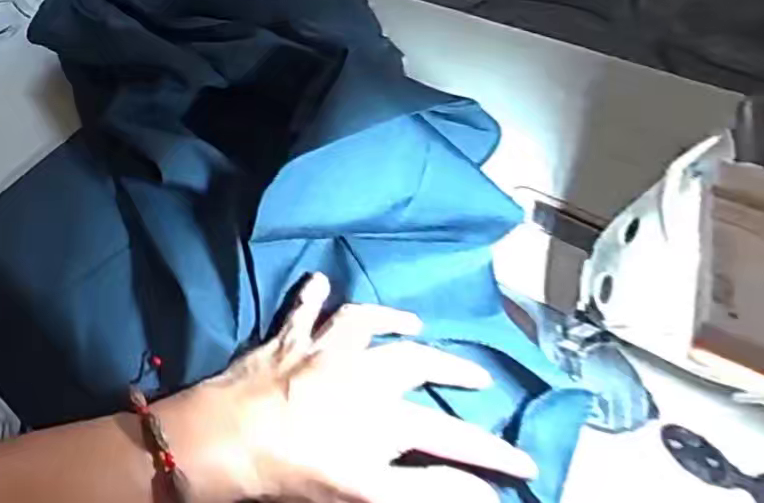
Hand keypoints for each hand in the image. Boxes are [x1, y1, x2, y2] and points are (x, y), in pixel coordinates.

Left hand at [156, 273, 538, 502]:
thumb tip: (486, 491)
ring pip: (361, 321)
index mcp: (384, 414)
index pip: (453, 436)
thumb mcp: (375, 494)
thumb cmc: (302, 470)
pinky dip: (313, 293)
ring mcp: (320, 347)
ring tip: (410, 321)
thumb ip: (431, 490)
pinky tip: (319, 281)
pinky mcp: (287, 337)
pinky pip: (302, 307)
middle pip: (414, 361)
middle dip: (451, 367)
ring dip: (389, 318)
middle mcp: (358, 370)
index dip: (493, 451)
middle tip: (476, 372)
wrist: (235, 432)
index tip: (527, 463)